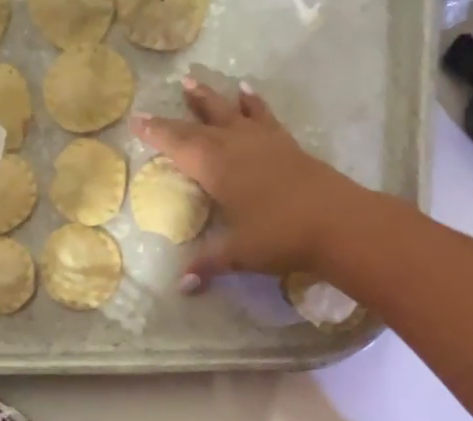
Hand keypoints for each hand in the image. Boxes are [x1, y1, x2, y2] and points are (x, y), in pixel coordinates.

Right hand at [131, 78, 369, 288]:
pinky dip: (254, 105)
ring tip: (197, 84)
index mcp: (217, 169)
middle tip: (164, 98)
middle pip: (202, 125)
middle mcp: (236, 147)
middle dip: (180, 115)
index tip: (138, 121)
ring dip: (213, 100)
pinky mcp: (287, 144)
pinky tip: (249, 95)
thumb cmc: (279, 237)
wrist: (334, 221)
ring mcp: (264, 142)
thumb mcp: (240, 254)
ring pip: (231, 113)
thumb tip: (182, 285)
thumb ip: (209, 264)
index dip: (158, 134)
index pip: (179, 146)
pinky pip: (264, 117)